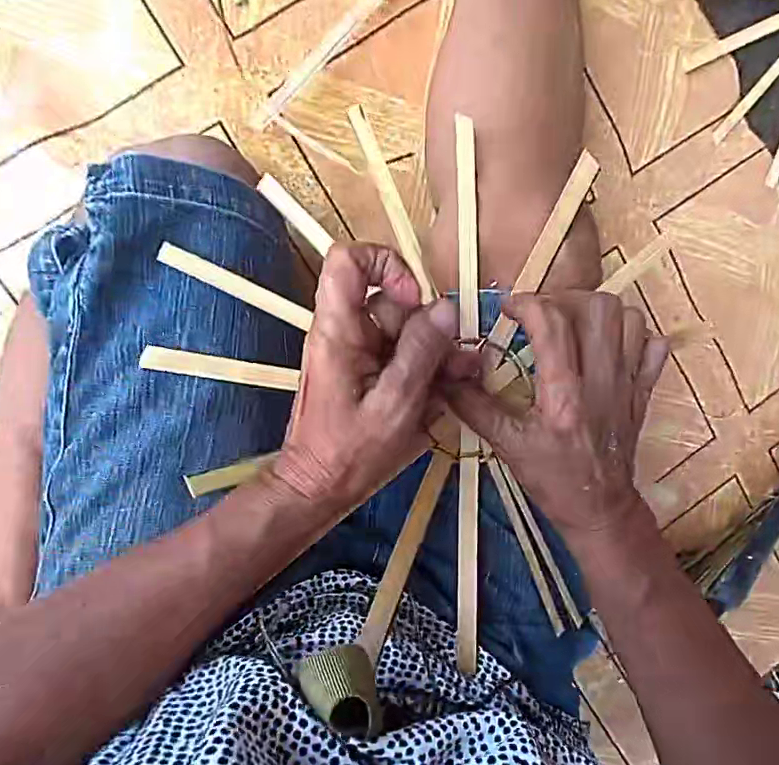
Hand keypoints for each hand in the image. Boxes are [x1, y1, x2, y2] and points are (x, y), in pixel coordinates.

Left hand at [267, 242, 457, 514]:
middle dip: (429, 329)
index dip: (388, 266)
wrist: (318, 488)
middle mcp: (345, 335)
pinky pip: (398, 360)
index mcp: (338, 331)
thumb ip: (421, 353)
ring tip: (460, 380)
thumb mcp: (394, 404)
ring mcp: (355, 357)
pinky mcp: (365, 377)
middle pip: (391, 304)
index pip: (349, 261)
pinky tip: (443, 394)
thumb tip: (446, 310)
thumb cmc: (348, 453)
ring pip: (402, 334)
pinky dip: (422, 372)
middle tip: (456, 363)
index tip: (415, 299)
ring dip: (433, 354)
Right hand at [444, 291, 669, 535]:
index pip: (551, 323)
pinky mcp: (644, 391)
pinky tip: (608, 347)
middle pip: (596, 307)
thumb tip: (443, 376)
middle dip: (564, 299)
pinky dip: (634, 335)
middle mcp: (600, 381)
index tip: (509, 309)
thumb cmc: (550, 480)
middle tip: (543, 316)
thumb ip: (474, 406)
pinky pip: (653, 345)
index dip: (526, 303)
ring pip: (628, 317)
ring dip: (597, 313)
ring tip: (573, 327)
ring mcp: (628, 384)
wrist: (598, 508)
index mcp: (563, 396)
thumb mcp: (506, 445)